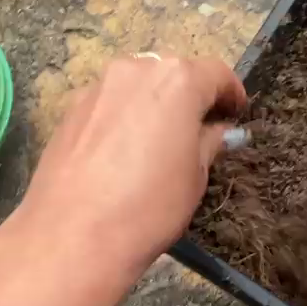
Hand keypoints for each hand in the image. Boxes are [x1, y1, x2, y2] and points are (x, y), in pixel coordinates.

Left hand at [11, 55, 246, 280]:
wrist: (73, 234)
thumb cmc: (149, 205)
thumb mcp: (196, 175)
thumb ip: (209, 141)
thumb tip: (215, 130)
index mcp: (178, 80)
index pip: (216, 73)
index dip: (232, 93)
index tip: (237, 113)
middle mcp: (136, 70)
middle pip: (173, 74)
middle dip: (191, 96)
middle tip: (202, 129)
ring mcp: (98, 87)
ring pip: (138, 86)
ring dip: (155, 104)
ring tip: (162, 141)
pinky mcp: (70, 109)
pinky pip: (110, 104)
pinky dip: (125, 117)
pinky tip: (126, 152)